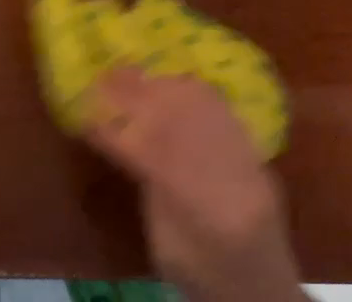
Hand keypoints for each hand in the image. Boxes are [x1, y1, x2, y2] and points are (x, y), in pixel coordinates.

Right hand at [86, 70, 305, 301]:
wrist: (266, 299)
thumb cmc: (206, 279)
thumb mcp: (167, 247)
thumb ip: (153, 193)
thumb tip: (127, 140)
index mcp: (206, 212)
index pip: (152, 158)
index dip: (115, 132)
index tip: (86, 113)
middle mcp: (233, 181)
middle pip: (180, 122)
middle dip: (138, 95)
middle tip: (105, 76)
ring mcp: (251, 165)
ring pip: (206, 108)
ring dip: (165, 85)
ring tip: (135, 72)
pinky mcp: (258, 159)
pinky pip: (225, 112)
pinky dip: (193, 91)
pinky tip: (171, 82)